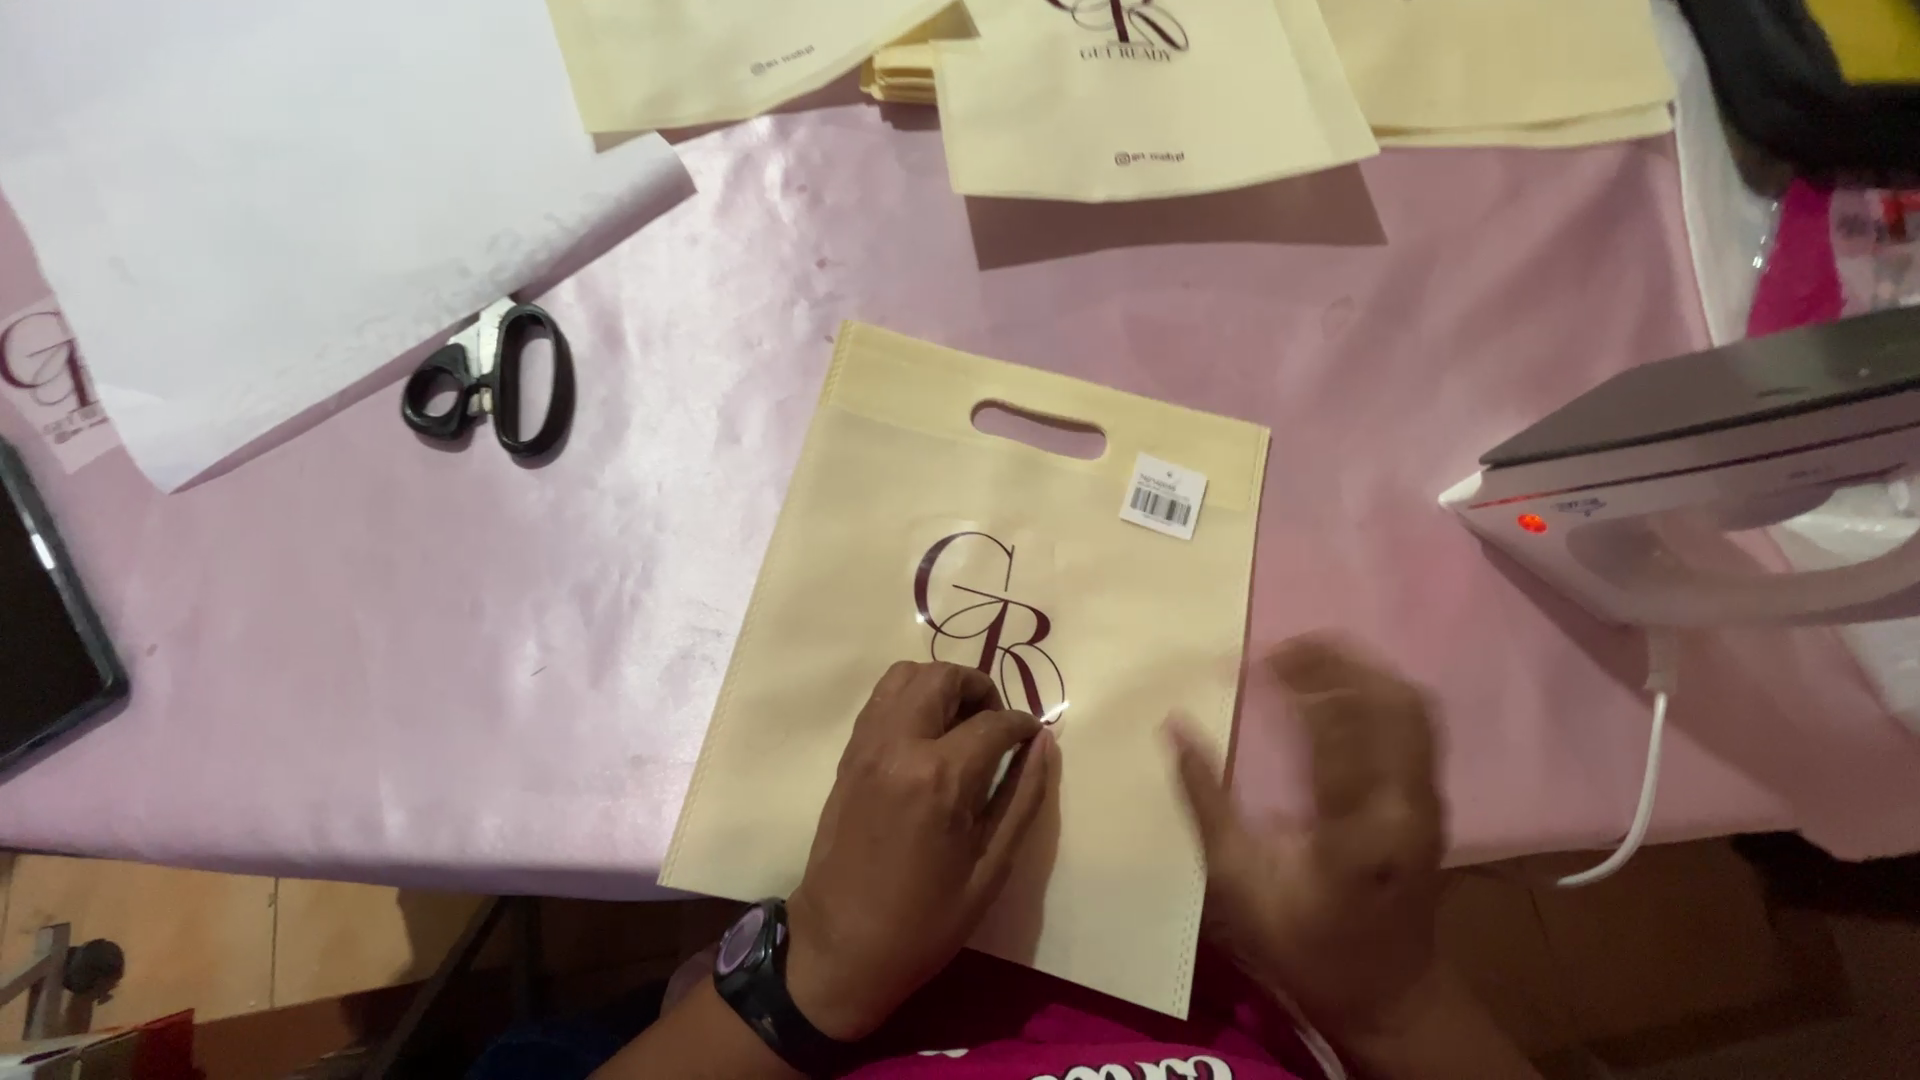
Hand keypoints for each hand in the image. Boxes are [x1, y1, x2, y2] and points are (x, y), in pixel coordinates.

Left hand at [785, 661, 1057, 1041]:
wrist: (839, 946)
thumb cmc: (924, 920)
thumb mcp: (990, 868)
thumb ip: (1023, 796)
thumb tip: (1043, 742)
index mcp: (940, 778)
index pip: (994, 722)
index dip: (1022, 725)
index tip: (1032, 737)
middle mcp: (899, 745)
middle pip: (944, 677)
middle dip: (980, 690)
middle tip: (995, 727)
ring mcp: (867, 745)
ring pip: (906, 675)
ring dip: (941, 686)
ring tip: (960, 725)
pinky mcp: (849, 753)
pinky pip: (881, 697)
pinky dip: (910, 697)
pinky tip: (927, 735)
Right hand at [1169, 635, 1446, 1049]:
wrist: (1389, 996)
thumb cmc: (1304, 944)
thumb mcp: (1237, 881)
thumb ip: (1206, 799)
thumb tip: (1174, 726)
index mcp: (1360, 823)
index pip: (1338, 723)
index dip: (1294, 679)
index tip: (1248, 659)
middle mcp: (1406, 801)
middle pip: (1390, 699)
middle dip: (1333, 660)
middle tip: (1274, 650)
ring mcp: (1427, 800)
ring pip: (1409, 707)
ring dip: (1354, 672)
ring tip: (1299, 660)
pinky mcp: (1428, 802)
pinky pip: (1410, 727)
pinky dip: (1371, 695)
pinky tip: (1331, 692)